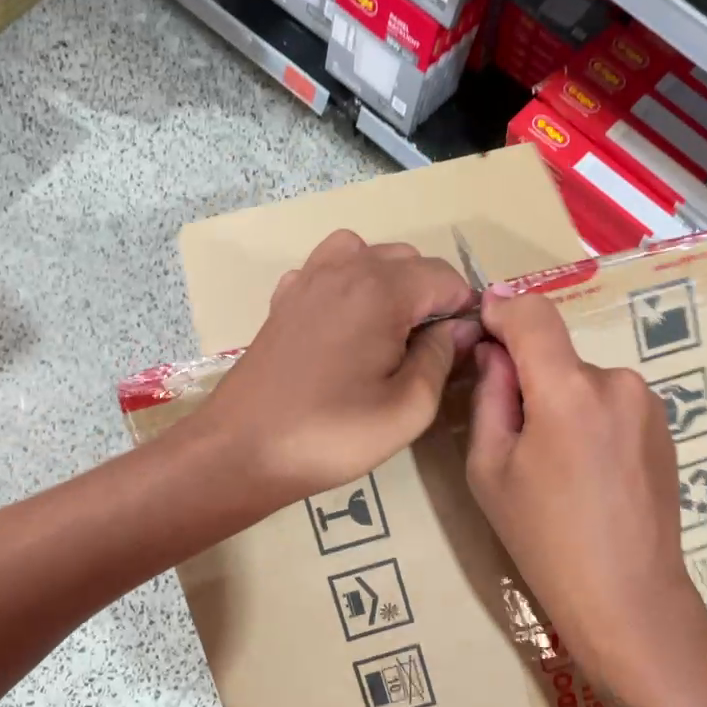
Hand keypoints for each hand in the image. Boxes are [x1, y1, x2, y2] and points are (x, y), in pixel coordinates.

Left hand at [195, 230, 479, 501]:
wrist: (242, 450)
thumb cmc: (332, 435)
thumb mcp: (407, 409)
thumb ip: (442, 358)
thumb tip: (461, 328)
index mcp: (380, 289)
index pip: (445, 277)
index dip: (464, 312)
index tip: (463, 352)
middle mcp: (345, 268)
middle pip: (409, 260)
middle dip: (430, 298)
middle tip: (429, 354)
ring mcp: (308, 278)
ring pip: (369, 256)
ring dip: (391, 285)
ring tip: (391, 335)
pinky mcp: (284, 299)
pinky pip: (330, 271)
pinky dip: (350, 288)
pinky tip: (347, 329)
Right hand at [464, 288, 706, 678]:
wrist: (627, 595)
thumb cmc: (545, 540)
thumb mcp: (490, 471)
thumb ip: (490, 398)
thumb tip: (496, 354)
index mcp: (569, 391)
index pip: (533, 314)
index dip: (503, 311)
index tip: (484, 325)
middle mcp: (617, 382)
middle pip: (559, 357)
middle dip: (532, 381)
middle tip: (517, 441)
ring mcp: (649, 404)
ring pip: (587, 383)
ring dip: (565, 404)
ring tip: (560, 469)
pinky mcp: (665, 427)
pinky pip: (614, 405)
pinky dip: (594, 421)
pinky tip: (592, 475)